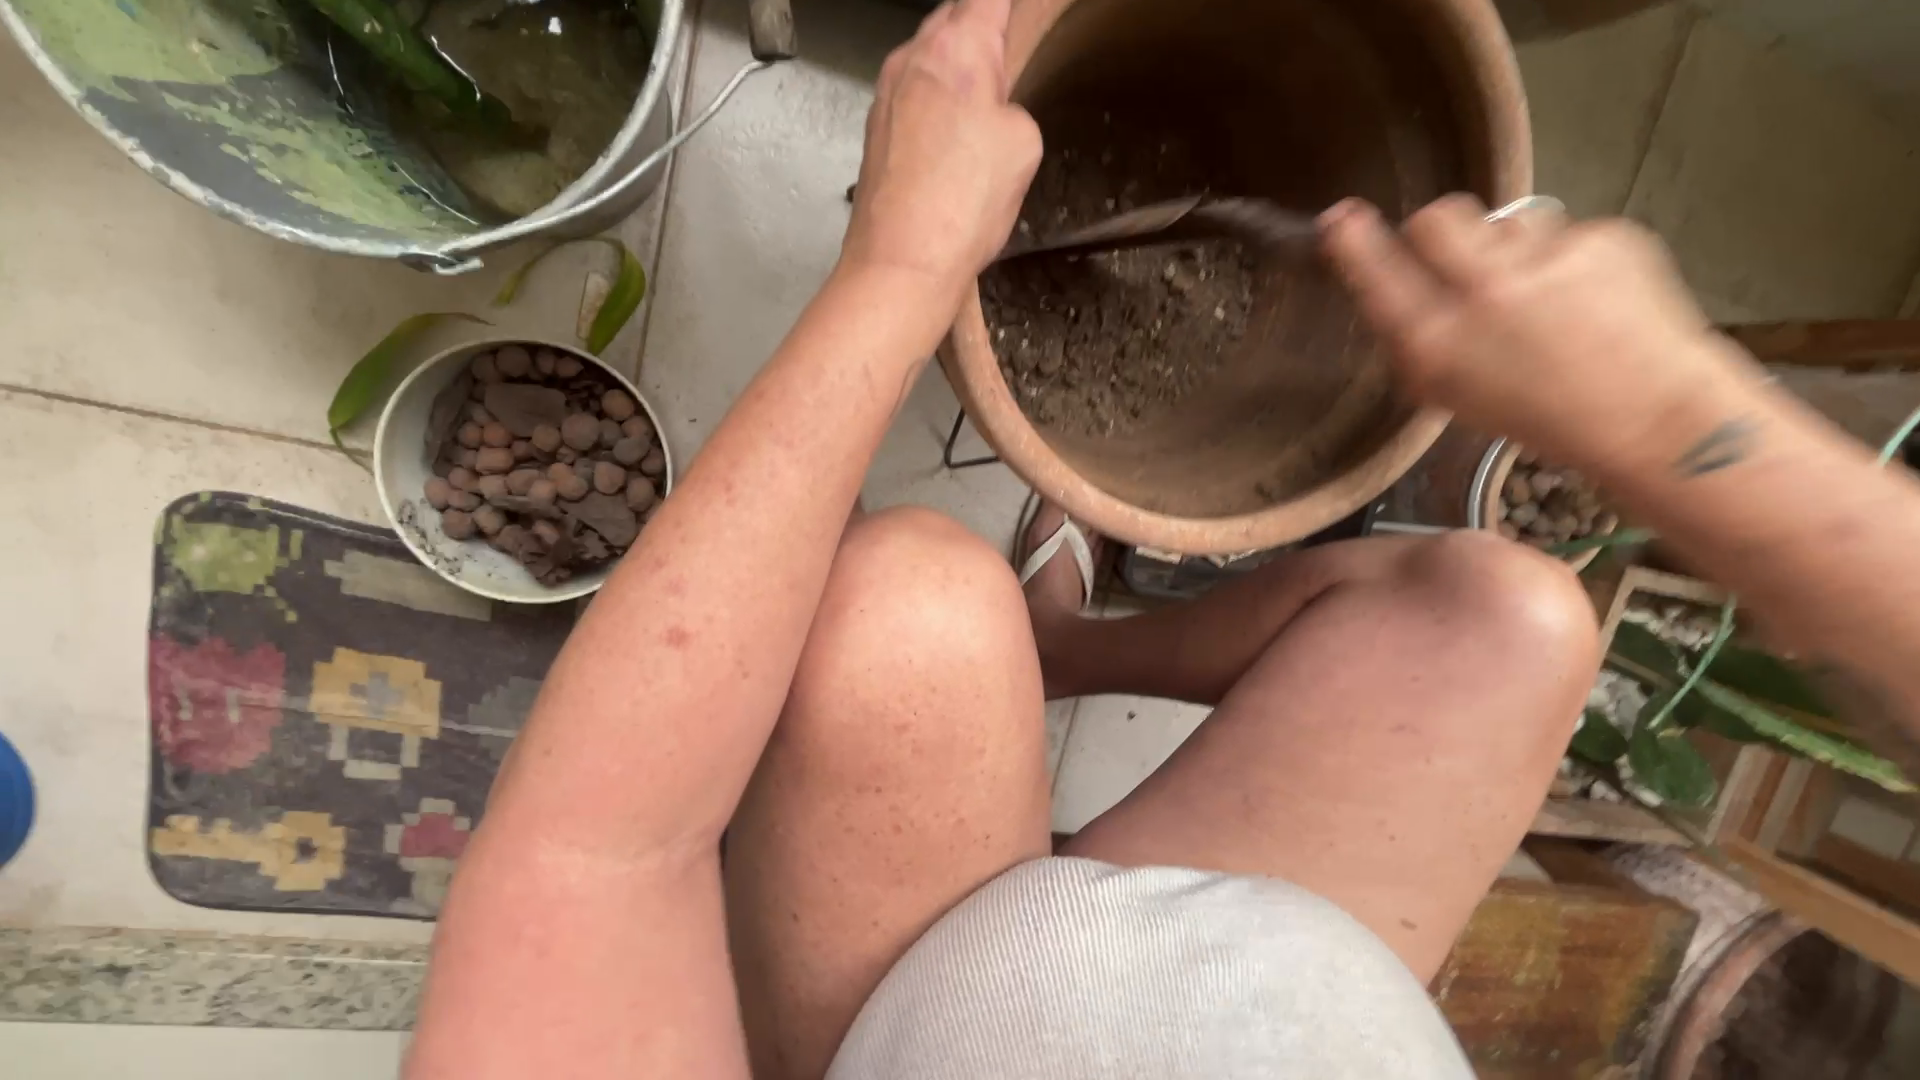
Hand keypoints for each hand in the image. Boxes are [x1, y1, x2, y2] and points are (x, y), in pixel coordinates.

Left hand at [841, 0, 1041, 303]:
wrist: (902, 266)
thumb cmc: (963, 204)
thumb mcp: (1023, 145)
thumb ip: (1012, 108)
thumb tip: (991, 116)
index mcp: (955, 47)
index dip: (1009, 8)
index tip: (1021, 18)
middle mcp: (910, 60)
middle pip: (951, 20)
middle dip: (980, 31)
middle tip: (1008, 56)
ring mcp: (885, 99)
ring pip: (927, 63)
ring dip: (954, 73)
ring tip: (981, 103)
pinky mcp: (875, 138)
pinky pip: (912, 103)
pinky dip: (934, 109)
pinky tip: (952, 144)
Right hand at [1320, 195, 1750, 468]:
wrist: (1650, 414)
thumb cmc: (1535, 415)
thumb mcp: (1450, 393)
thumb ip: (1412, 342)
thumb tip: (1390, 296)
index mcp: (1436, 340)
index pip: (1378, 272)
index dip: (1354, 241)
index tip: (1340, 218)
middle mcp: (1482, 292)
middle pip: (1435, 218)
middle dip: (1432, 230)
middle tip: (1450, 254)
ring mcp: (1546, 258)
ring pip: (1501, 223)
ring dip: (1503, 248)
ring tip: (1534, 290)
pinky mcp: (1602, 236)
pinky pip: (1558, 231)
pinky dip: (1559, 258)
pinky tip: (1580, 294)